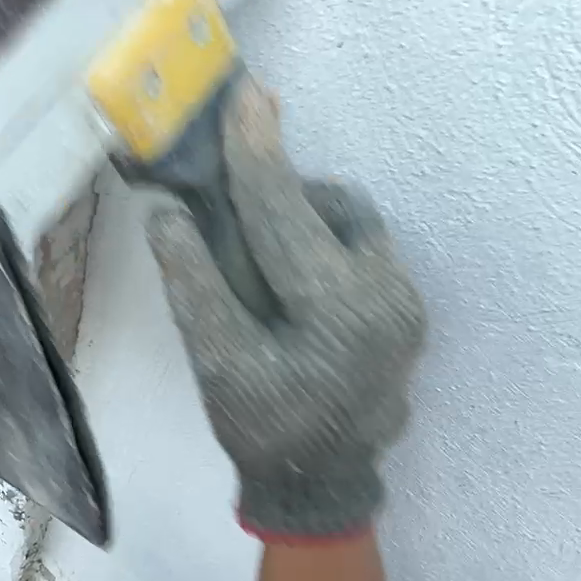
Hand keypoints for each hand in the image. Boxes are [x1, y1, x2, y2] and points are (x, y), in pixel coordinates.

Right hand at [145, 76, 426, 538]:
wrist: (320, 483)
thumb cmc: (261, 428)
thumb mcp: (215, 363)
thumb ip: (195, 286)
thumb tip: (170, 215)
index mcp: (338, 308)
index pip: (285, 216)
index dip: (255, 157)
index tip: (242, 96)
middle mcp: (389, 294)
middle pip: (332, 209)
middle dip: (281, 192)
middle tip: (236, 193)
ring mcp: (409, 304)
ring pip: (355, 230)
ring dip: (304, 224)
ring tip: (261, 255)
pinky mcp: (410, 313)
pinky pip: (365, 256)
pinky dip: (323, 252)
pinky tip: (294, 284)